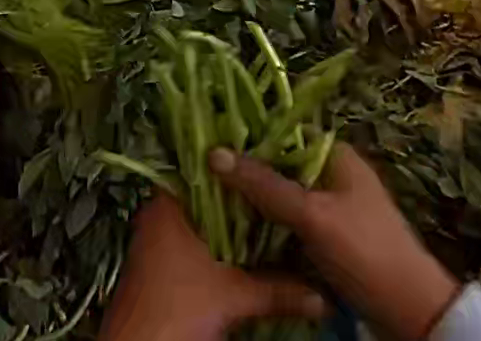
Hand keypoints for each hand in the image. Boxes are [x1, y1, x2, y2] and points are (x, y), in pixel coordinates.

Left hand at [100, 194, 324, 340]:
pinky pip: (193, 245)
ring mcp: (157, 237)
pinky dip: (217, 251)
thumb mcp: (234, 297)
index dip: (234, 176)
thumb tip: (323, 295)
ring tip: (271, 230)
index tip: (265, 176)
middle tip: (277, 205)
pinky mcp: (161, 262)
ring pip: (199, 225)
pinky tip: (246, 259)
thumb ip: (278, 290)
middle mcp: (160, 213)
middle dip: (238, 208)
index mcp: (168, 205)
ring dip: (229, 232)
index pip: (202, 175)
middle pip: (203, 202)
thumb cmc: (180, 306)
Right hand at [211, 145, 458, 340]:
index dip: (246, 128)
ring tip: (210, 188)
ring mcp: (328, 205)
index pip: (281, 128)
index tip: (210, 133)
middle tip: (204, 164)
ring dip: (250, 193)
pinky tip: (234, 218)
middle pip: (275, 159)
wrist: (415, 320)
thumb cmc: (367, 253)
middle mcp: (330, 173)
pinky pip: (283, 215)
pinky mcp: (324, 234)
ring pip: (277, 189)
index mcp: (335, 155)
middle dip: (243, 164)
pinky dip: (262, 216)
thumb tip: (211, 152)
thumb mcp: (311, 215)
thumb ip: (263, 183)